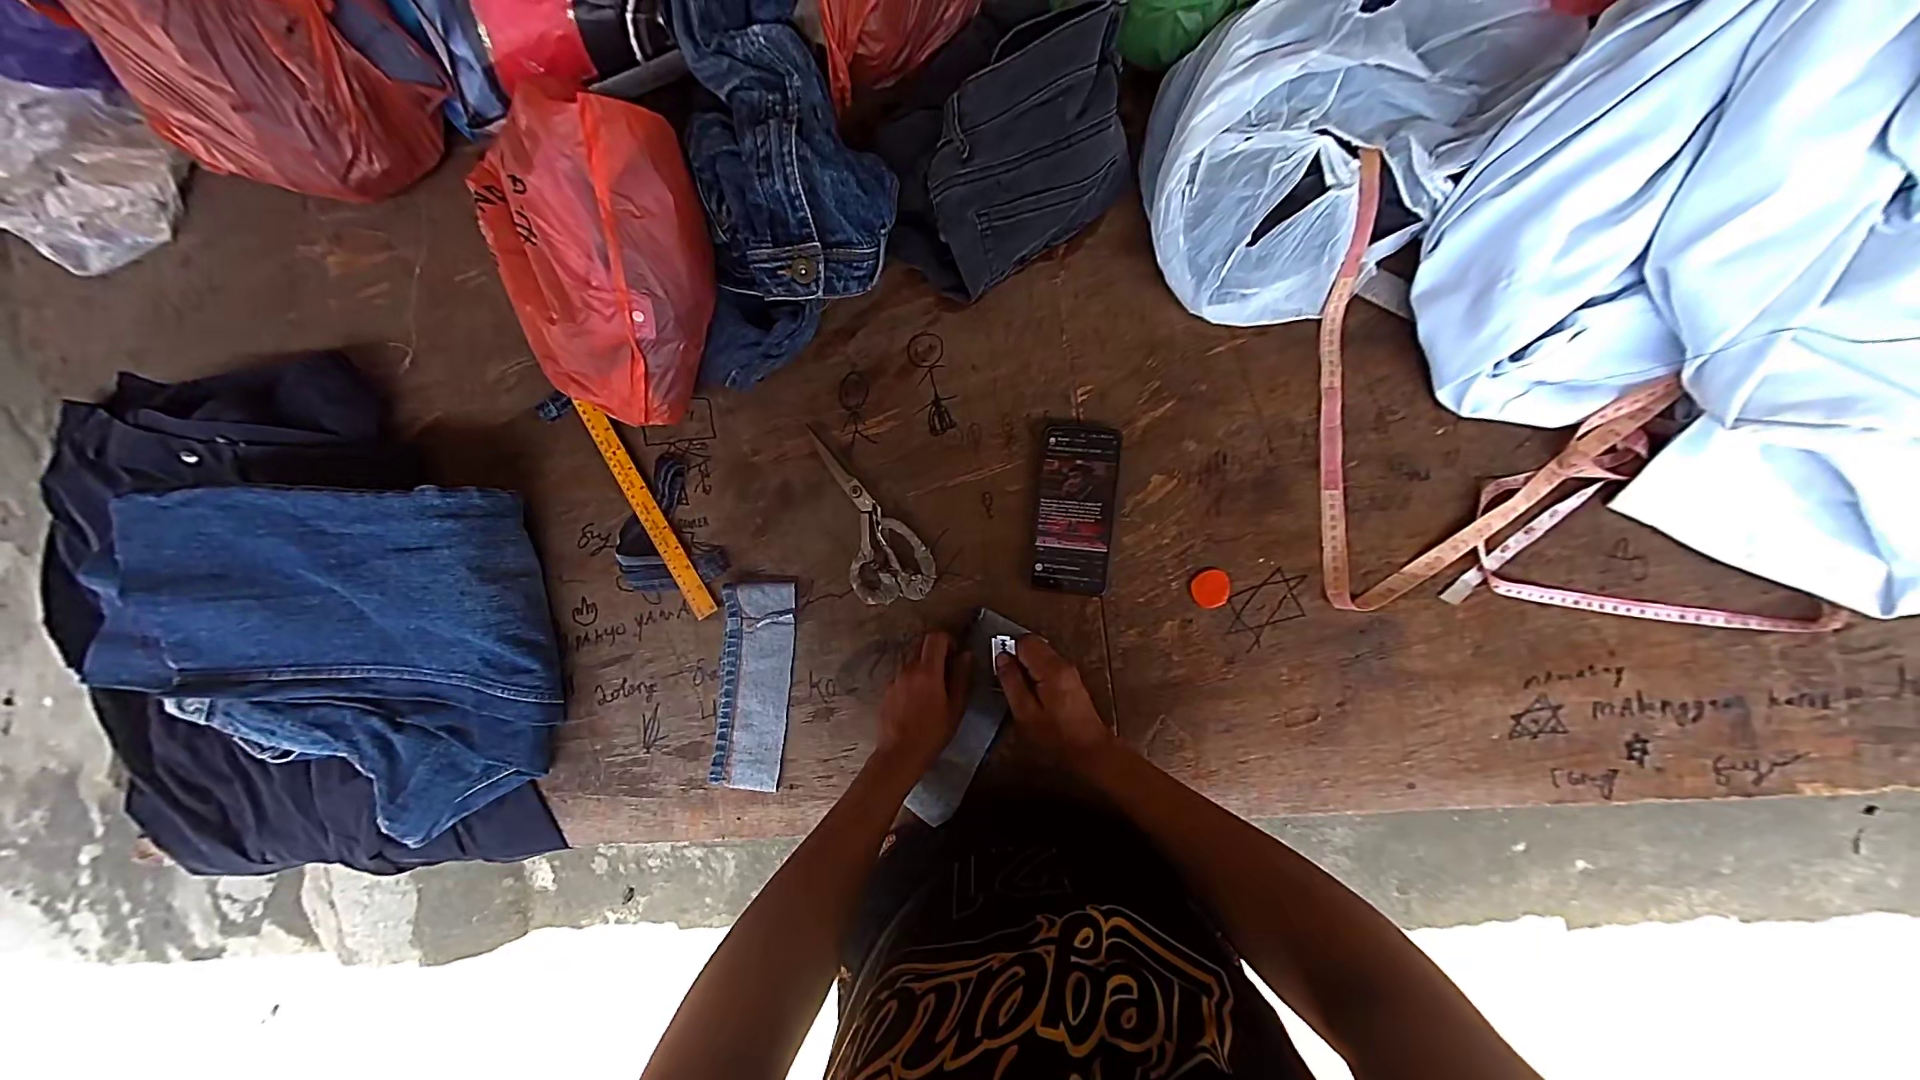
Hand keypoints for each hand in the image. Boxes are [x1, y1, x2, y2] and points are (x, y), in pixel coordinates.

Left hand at [874, 632, 970, 777]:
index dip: (948, 640)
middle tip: (948, 671)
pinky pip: (903, 676)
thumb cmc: (932, 734)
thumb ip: (961, 677)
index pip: (935, 638)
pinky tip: (918, 702)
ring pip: (912, 662)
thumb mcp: (955, 707)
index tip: (955, 653)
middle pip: (922, 645)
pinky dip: (913, 681)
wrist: (899, 754)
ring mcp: (895, 679)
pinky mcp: (887, 690)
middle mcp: (908, 670)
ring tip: (934, 692)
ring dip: (925, 668)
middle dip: (936, 652)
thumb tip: (965, 656)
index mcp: (928, 672)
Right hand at [994, 635, 1112, 764]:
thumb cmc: (1056, 737)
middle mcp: (1063, 664)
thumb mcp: (1025, 713)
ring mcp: (1070, 672)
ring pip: (1041, 654)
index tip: (1000, 669)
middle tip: (1007, 681)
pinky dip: (1037, 673)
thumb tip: (1001, 658)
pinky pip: (1048, 666)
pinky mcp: (1072, 681)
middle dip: (1017, 657)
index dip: (1008, 650)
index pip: (1024, 640)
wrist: (1091, 753)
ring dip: (1027, 666)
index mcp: (1051, 668)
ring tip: (1019, 690)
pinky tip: (1033, 695)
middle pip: (1034, 644)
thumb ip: (1011, 682)